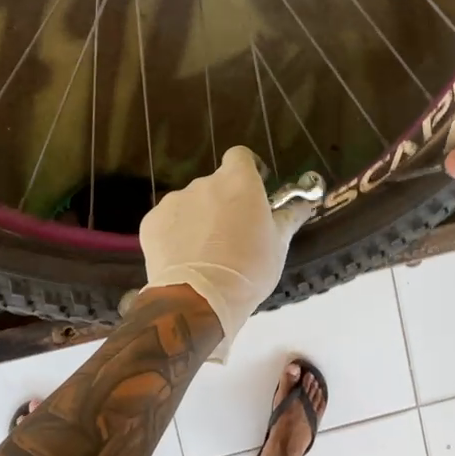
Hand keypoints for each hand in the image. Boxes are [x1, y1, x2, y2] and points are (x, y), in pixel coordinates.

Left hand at [141, 145, 306, 361]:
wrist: (200, 299)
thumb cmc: (249, 270)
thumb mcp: (279, 246)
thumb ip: (288, 218)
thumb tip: (303, 204)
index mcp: (238, 181)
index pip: (240, 157)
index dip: (247, 172)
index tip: (252, 193)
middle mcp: (204, 183)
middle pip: (214, 186)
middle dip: (222, 204)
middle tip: (231, 237)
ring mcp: (174, 201)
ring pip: (189, 205)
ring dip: (197, 220)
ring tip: (204, 255)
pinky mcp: (151, 222)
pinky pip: (167, 223)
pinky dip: (174, 236)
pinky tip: (182, 261)